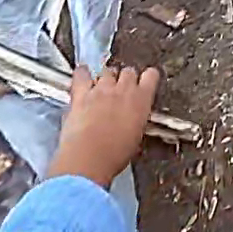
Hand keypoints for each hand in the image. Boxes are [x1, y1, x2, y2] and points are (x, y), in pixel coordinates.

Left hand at [47, 65, 159, 185]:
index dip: (147, 78)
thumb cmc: (115, 155)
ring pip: (107, 71)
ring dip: (106, 78)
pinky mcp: (81, 95)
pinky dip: (82, 73)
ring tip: (102, 88)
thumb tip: (134, 117)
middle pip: (128, 71)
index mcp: (142, 98)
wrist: (88, 159)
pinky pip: (82, 76)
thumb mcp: (137, 136)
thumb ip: (138, 117)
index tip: (145, 83)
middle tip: (121, 91)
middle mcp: (124, 88)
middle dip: (125, 79)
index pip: (151, 75)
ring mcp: (101, 89)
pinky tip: (82, 73)